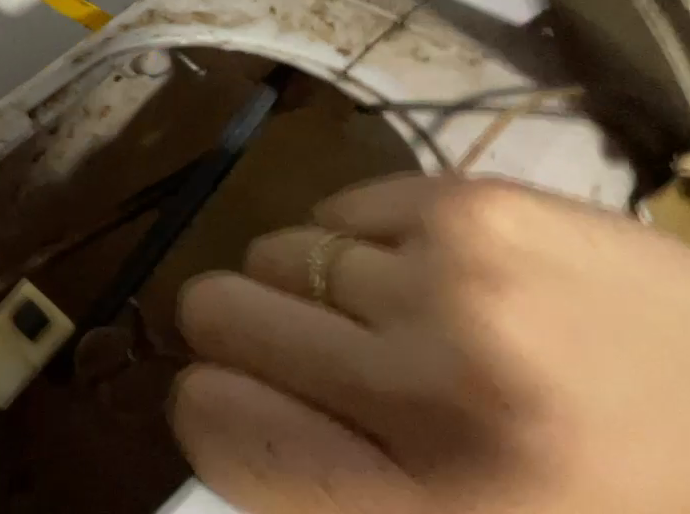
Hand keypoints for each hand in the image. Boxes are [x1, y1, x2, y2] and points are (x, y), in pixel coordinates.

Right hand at [172, 172, 689, 513]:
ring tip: (428, 329)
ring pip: (274, 251)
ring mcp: (461, 285)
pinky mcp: (485, 205)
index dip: (223, 408)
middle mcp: (431, 393)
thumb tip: (212, 395)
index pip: (204, 414)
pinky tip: (459, 285)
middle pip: (214, 308)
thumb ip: (310, 483)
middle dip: (258, 333)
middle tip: (341, 366)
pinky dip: (374, 245)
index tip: (275, 416)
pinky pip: (339, 208)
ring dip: (326, 291)